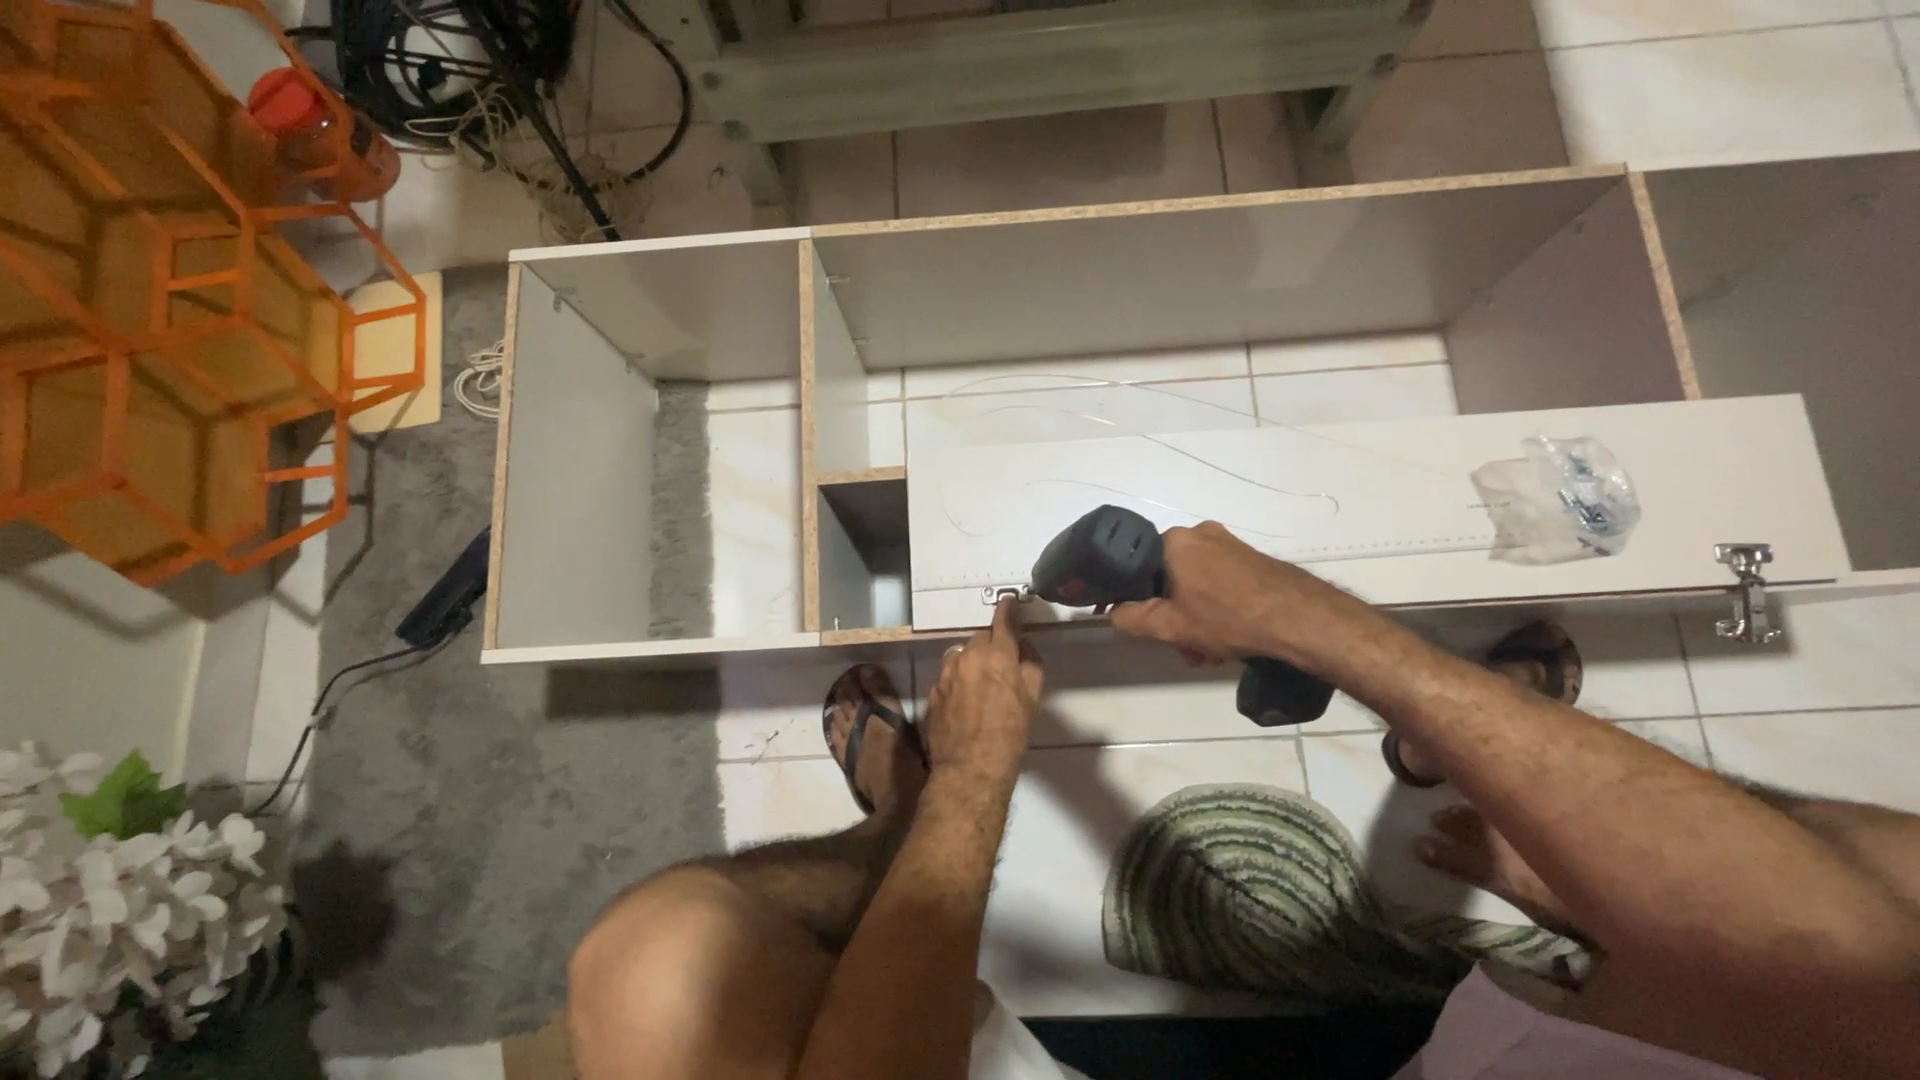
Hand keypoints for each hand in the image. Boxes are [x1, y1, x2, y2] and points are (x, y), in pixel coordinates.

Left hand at [924, 597, 1044, 782]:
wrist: (971, 767)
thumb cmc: (1010, 734)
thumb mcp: (1033, 698)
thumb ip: (1031, 664)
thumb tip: (1024, 645)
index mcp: (997, 655)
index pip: (1003, 622)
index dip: (1007, 610)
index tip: (1009, 601)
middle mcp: (968, 657)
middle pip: (981, 639)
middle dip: (992, 646)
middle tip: (1002, 666)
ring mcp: (946, 673)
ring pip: (962, 655)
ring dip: (972, 662)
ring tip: (981, 687)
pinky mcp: (933, 691)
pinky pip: (949, 676)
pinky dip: (958, 680)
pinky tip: (966, 703)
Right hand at [1109, 521, 1359, 666]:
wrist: (1298, 617)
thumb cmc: (1227, 616)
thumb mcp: (1168, 625)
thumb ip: (1130, 618)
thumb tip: (1113, 612)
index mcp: (1175, 540)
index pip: (1137, 566)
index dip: (1135, 598)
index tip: (1144, 624)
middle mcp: (1201, 533)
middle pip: (1169, 578)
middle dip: (1173, 615)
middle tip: (1185, 647)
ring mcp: (1230, 545)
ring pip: (1196, 585)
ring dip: (1196, 618)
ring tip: (1211, 652)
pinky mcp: (1252, 560)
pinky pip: (1220, 584)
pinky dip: (1218, 609)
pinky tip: (1229, 639)